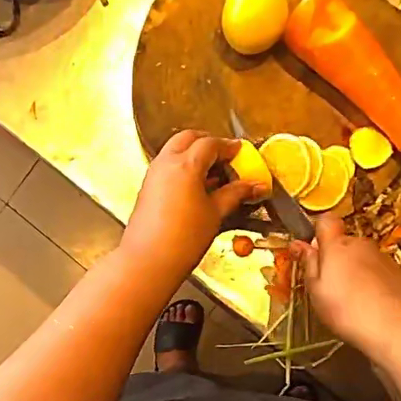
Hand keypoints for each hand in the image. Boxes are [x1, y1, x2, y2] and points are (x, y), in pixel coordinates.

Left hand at [122, 130, 263, 273]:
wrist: (148, 261)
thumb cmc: (183, 239)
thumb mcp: (215, 213)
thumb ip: (235, 194)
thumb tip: (254, 185)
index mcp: (185, 164)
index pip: (210, 144)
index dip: (228, 147)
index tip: (240, 152)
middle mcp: (166, 163)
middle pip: (189, 139)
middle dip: (208, 144)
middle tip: (225, 158)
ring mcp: (153, 174)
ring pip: (175, 150)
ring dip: (193, 154)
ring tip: (213, 174)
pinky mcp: (147, 188)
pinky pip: (166, 166)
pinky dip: (182, 167)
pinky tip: (195, 187)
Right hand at [291, 215, 400, 357]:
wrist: (399, 327)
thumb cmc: (350, 310)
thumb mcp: (316, 290)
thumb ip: (308, 263)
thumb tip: (299, 245)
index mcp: (337, 246)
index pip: (325, 222)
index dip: (318, 233)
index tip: (311, 253)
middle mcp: (363, 246)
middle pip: (345, 244)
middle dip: (336, 261)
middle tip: (328, 288)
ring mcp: (385, 259)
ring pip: (363, 261)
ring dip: (356, 275)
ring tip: (351, 304)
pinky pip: (380, 275)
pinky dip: (374, 286)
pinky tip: (371, 308)